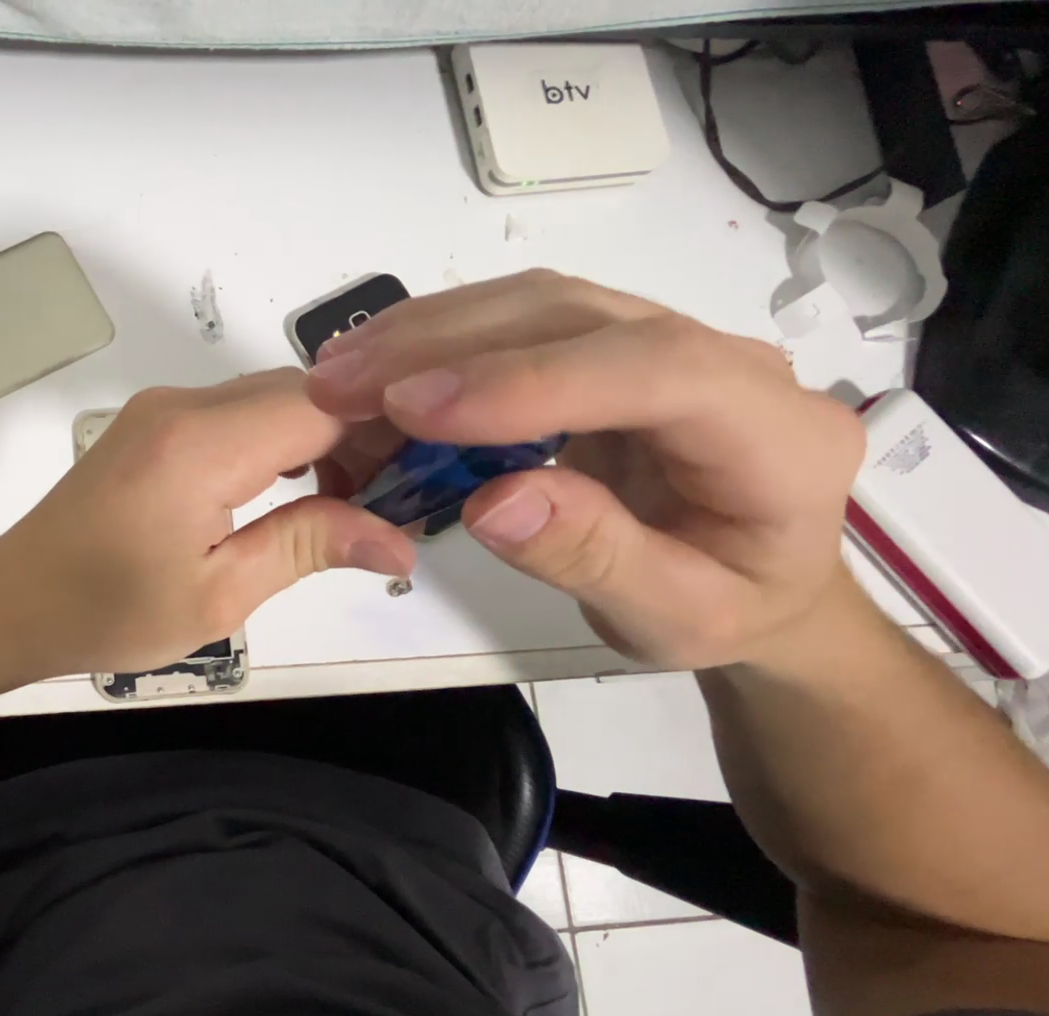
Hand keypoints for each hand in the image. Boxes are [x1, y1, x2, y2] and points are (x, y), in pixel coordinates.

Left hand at [0, 369, 417, 675]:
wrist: (17, 599)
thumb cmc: (107, 610)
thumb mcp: (219, 594)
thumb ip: (308, 548)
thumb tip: (396, 541)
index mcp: (200, 445)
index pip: (326, 406)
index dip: (386, 433)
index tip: (420, 480)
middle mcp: (181, 405)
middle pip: (302, 393)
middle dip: (360, 437)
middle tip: (391, 502)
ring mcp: (162, 408)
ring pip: (272, 399)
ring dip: (320, 440)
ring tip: (350, 503)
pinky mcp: (152, 422)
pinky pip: (236, 412)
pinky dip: (277, 442)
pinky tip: (294, 490)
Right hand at [305, 270, 865, 668]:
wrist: (751, 577)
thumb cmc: (723, 607)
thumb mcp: (672, 617)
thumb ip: (595, 559)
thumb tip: (493, 503)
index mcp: (773, 434)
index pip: (653, 370)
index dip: (527, 380)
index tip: (412, 409)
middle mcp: (725, 361)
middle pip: (578, 316)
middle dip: (446, 346)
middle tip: (337, 386)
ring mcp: (661, 341)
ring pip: (538, 301)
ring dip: (428, 330)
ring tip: (339, 370)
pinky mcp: (605, 347)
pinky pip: (517, 320)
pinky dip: (437, 337)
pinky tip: (378, 361)